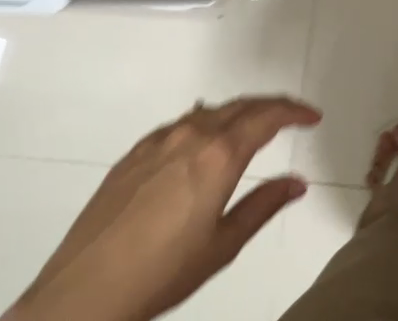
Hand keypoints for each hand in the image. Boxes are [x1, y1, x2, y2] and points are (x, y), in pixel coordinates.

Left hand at [6, 96, 321, 320]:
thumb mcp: (224, 244)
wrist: (84, 292)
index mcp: (219, 155)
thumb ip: (263, 205)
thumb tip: (297, 182)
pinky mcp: (132, 155)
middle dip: (269, 107)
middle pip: (239, 106)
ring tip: (251, 129)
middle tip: (291, 118)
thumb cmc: (163, 272)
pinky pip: (180, 125)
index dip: (294, 112)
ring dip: (236, 114)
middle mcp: (190, 136)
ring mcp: (157, 142)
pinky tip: (203, 142)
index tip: (313, 117)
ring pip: (208, 112)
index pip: (266, 116)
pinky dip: (204, 124)